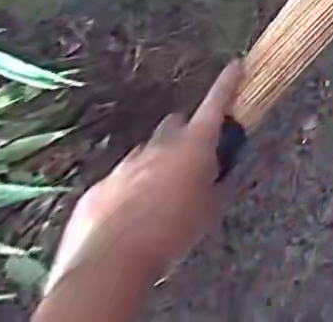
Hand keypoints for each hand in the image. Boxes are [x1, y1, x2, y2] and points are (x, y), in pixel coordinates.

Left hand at [45, 62, 242, 290]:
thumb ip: (221, 180)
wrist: (109, 268)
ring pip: (144, 154)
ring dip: (153, 165)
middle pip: (175, 124)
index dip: (229, 82)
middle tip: (190, 156)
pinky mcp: (96, 191)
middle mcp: (159, 146)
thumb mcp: (212, 206)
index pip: (217, 101)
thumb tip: (227, 169)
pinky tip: (128, 218)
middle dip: (184, 133)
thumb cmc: (173, 232)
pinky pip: (116, 182)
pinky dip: (126, 192)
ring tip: (157, 197)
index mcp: (195, 144)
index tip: (235, 65)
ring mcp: (124, 166)